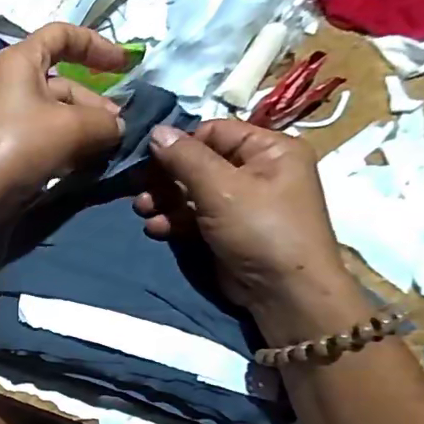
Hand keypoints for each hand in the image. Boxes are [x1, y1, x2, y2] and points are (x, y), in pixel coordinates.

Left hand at [0, 23, 127, 220]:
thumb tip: (118, 127)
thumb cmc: (21, 147)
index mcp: (19, 61)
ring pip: (57, 112)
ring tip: (108, 148)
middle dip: (96, 103)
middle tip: (119, 129)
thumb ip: (105, 121)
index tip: (124, 66)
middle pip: (64, 81)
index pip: (62, 35)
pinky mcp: (8, 144)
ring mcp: (7, 115)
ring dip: (86, 127)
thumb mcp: (73, 128)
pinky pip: (45, 134)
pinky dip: (68, 143)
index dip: (96, 44)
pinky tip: (86, 162)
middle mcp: (11, 82)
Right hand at [134, 117, 365, 339]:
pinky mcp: (226, 231)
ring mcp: (241, 204)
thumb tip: (156, 130)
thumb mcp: (221, 188)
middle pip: (200, 162)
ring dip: (165, 200)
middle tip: (139, 187)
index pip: (216, 131)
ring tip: (143, 209)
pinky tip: (156, 228)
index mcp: (270, 149)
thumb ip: (185, 158)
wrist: (283, 293)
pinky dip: (174, 220)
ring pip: (193, 192)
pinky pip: (194, 217)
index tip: (149, 156)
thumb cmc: (260, 229)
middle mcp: (258, 171)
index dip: (181, 142)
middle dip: (167, 176)